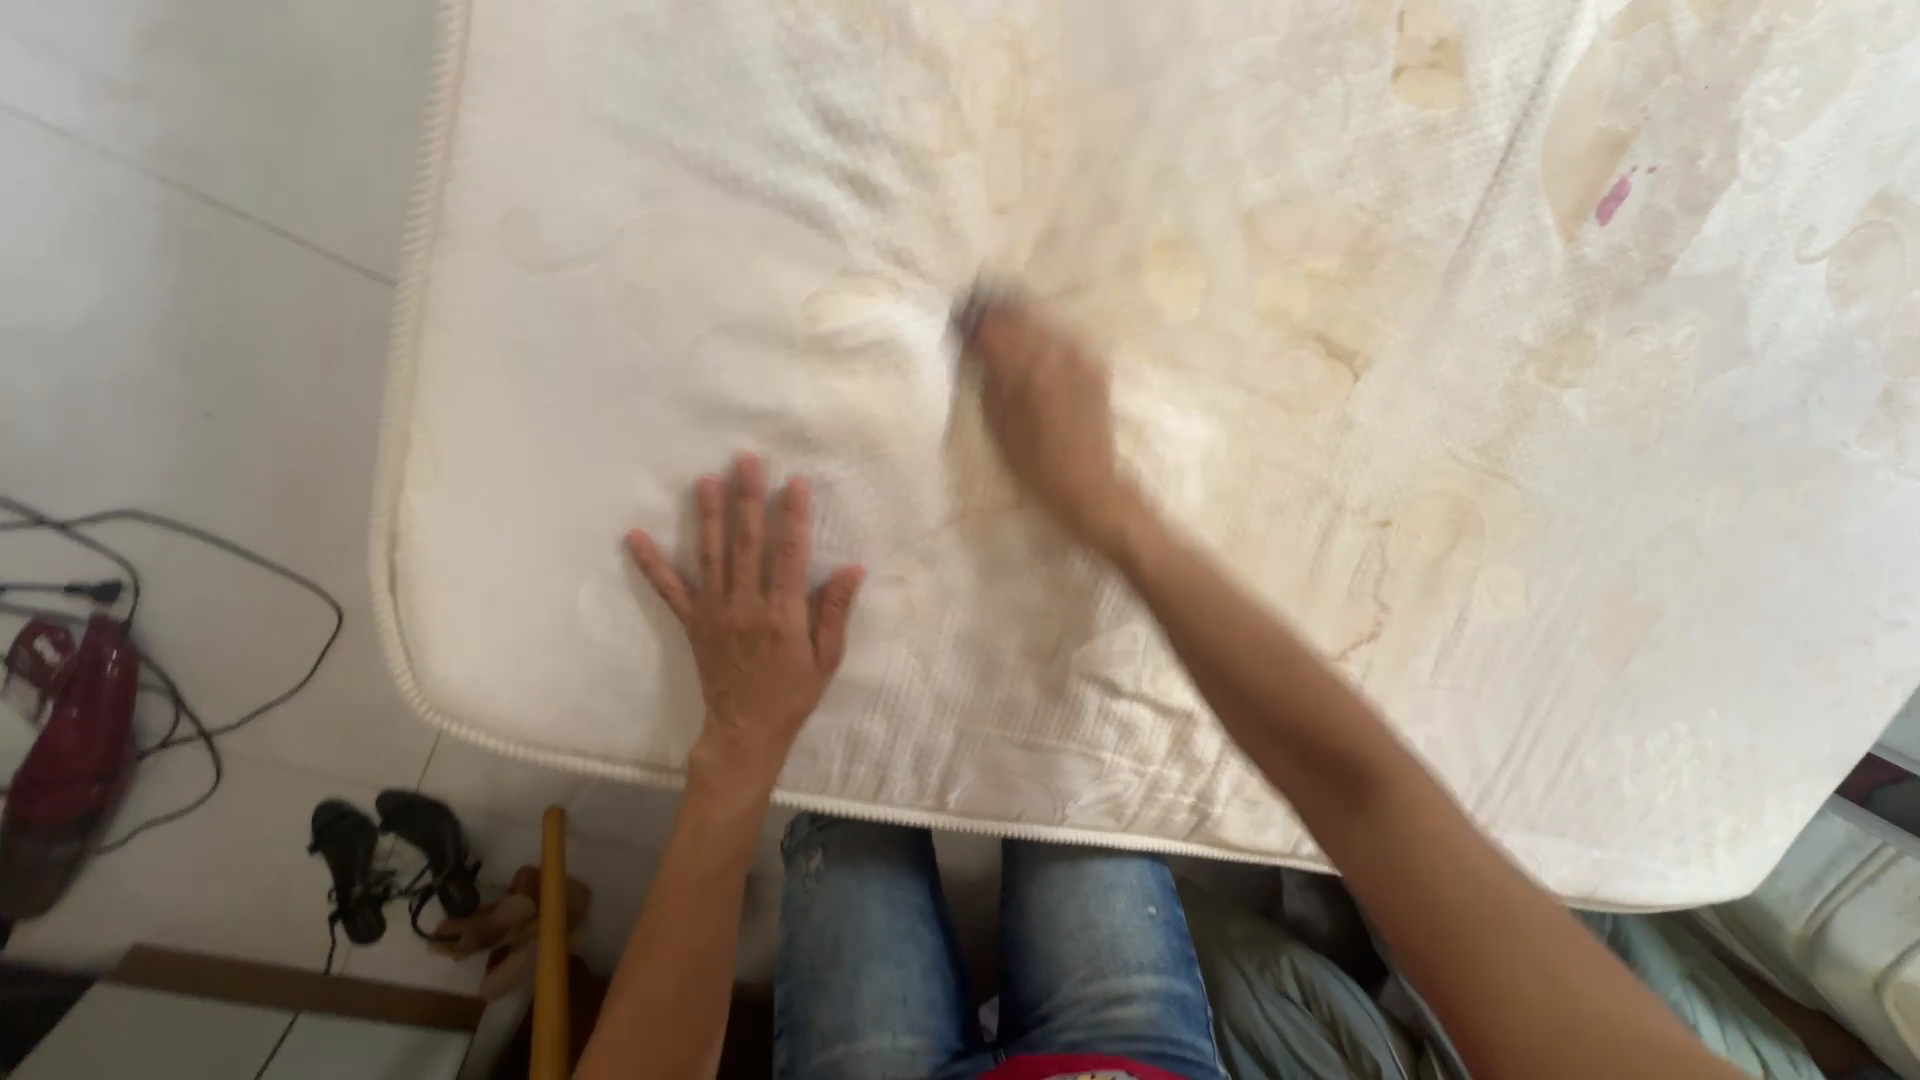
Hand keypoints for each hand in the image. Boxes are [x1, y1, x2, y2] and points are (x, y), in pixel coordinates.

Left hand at [625, 454, 863, 790]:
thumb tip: (851, 569)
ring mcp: (714, 613)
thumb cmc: (793, 694)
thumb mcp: (827, 658)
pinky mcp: (692, 623)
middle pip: (747, 544)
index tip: (794, 482)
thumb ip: (834, 612)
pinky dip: (651, 564)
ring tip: (706, 479)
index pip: (788, 555)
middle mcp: (745, 607)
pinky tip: (635, 537)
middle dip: (747, 499)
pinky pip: (670, 590)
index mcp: (782, 615)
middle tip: (746, 460)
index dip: (792, 516)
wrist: (745, 730)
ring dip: (708, 516)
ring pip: (711, 555)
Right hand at [964, 292, 1143, 555]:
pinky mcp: (1095, 366)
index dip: (971, 321)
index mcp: (1025, 369)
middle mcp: (1054, 354)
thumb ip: (988, 379)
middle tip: (976, 310)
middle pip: (1018, 316)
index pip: (991, 329)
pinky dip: (1044, 336)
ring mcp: (1079, 357)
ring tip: (1002, 321)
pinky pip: (1063, 339)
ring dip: (1020, 319)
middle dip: (996, 312)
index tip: (957, 319)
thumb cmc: (1035, 466)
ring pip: (1042, 322)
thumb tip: (978, 349)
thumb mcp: (997, 425)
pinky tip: (1034, 344)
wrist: (1089, 485)